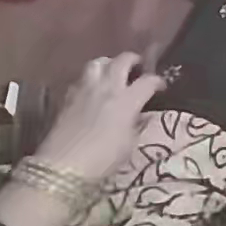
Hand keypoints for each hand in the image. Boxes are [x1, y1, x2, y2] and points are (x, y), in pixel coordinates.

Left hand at [31, 53, 165, 184]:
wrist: (64, 165)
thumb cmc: (103, 159)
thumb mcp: (129, 145)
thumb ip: (137, 125)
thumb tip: (142, 115)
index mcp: (127, 100)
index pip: (147, 82)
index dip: (157, 81)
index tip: (161, 87)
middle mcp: (107, 88)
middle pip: (122, 61)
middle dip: (134, 60)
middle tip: (138, 66)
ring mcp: (86, 89)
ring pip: (98, 62)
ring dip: (109, 63)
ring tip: (113, 71)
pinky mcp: (69, 96)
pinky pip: (82, 78)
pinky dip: (91, 78)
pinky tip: (92, 89)